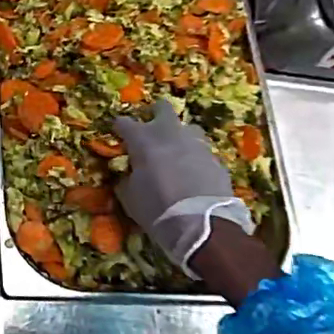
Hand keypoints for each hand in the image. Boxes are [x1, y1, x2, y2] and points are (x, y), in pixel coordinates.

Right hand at [113, 100, 253, 278]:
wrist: (203, 225)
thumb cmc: (157, 209)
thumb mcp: (130, 196)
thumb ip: (126, 178)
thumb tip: (127, 174)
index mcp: (143, 140)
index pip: (124, 122)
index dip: (119, 127)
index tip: (117, 134)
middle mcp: (170, 134)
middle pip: (163, 108)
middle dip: (155, 113)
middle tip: (150, 127)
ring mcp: (196, 144)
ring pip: (188, 127)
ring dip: (179, 135)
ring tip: (175, 151)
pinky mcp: (216, 159)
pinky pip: (202, 151)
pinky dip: (194, 157)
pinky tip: (192, 172)